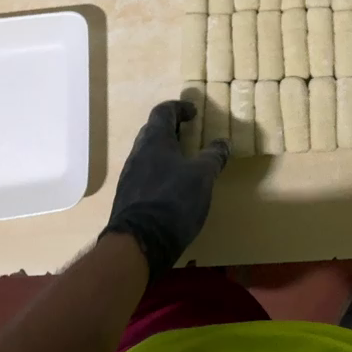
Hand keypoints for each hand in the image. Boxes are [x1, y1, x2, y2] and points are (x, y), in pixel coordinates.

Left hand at [100, 100, 228, 283]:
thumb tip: (223, 142)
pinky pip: (144, 175)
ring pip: (148, 154)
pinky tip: (172, 188)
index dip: (179, 108)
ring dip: (165, 152)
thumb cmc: (173, 200)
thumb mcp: (202, 176)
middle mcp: (138, 153)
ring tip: (184, 163)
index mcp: (155, 140)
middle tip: (190, 135)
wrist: (138, 244)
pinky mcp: (127, 199)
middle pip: (153, 131)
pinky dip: (159, 173)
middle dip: (171, 130)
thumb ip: (213, 157)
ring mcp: (129, 177)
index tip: (194, 113)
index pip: (163, 111)